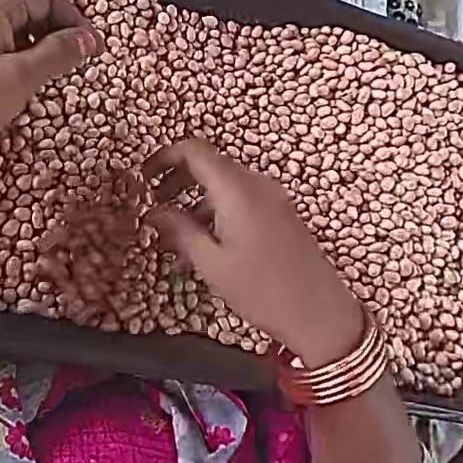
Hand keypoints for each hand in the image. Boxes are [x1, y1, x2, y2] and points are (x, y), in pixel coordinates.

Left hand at [0, 0, 100, 165]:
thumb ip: (58, 54)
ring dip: (36, 49)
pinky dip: (14, 58)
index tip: (94, 50)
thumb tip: (89, 39)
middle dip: (57, 35)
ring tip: (51, 79)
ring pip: (10, 30)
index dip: (75, 22)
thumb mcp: (20, 79)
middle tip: (77, 66)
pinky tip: (19, 84)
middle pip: (28, 10)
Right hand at [142, 139, 363, 363]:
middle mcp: (257, 184)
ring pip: (225, 183)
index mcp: (237, 190)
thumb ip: (179, 229)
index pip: (194, 150)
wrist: (319, 312)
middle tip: (154, 206)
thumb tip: (153, 210)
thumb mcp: (211, 263)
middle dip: (177, 180)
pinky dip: (218, 209)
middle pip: (210, 164)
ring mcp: (273, 197)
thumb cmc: (261, 290)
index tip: (143, 178)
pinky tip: (205, 241)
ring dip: (196, 199)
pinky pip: (242, 198)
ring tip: (175, 233)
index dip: (164, 157)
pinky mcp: (281, 212)